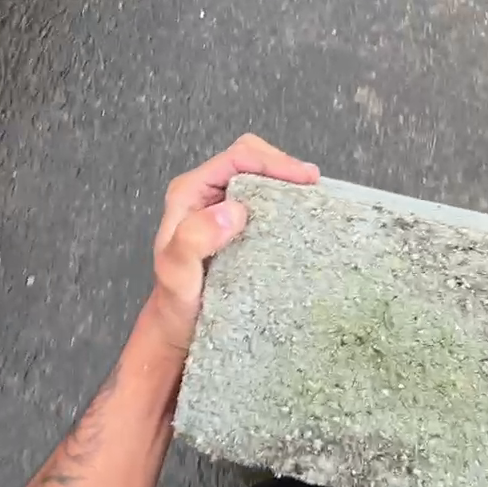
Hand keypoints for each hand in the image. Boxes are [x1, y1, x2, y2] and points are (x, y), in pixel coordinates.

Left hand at [149, 134, 318, 341]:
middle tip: (311, 186)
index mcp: (190, 191)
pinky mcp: (241, 221)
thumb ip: (193, 240)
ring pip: (262, 174)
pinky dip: (287, 200)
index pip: (237, 159)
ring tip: (310, 198)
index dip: (274, 162)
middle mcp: (207, 192)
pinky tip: (302, 213)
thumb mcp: (177, 275)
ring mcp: (224, 205)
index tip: (304, 179)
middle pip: (252, 157)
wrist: (179, 329)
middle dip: (283, 166)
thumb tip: (231, 210)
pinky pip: (268, 197)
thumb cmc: (176, 303)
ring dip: (287, 182)